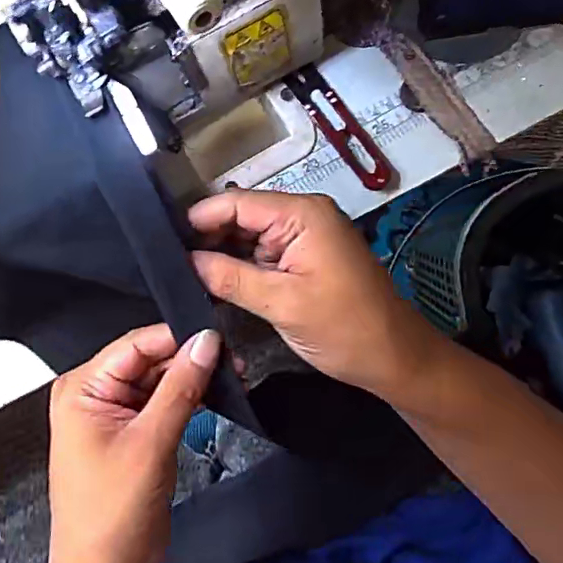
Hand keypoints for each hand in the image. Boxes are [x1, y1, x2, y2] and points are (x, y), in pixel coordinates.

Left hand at [38, 324, 219, 562]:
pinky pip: (161, 402)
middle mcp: (92, 396)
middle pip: (148, 359)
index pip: (134, 344)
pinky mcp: (130, 434)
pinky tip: (212, 396)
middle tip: (227, 359)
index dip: (176, 338)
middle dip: (188, 359)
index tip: (213, 336)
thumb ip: (180, 387)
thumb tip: (203, 345)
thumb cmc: (106, 522)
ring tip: (227, 377)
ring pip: (158, 380)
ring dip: (191, 379)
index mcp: (82, 389)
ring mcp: (112, 415)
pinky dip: (186, 399)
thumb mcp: (150, 443)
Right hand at [188, 190, 443, 400]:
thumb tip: (187, 261)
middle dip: (208, 238)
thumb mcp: (283, 303)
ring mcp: (303, 235)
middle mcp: (302, 215)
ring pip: (248, 236)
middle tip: (171, 263)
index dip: (200, 219)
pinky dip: (240, 267)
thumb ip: (231, 278)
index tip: (165, 242)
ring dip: (221, 255)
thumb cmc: (346, 329)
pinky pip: (262, 253)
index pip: (237, 203)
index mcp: (302, 213)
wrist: (396, 359)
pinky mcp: (303, 256)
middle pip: (241, 216)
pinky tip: (213, 282)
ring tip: (185, 274)